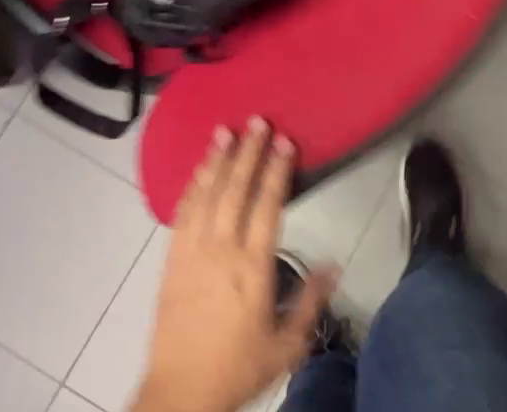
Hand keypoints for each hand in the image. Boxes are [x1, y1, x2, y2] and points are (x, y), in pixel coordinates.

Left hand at [135, 117, 334, 411]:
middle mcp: (221, 250)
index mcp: (252, 266)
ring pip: (206, 195)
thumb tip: (335, 265)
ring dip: (216, 161)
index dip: (276, 170)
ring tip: (225, 131)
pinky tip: (198, 171)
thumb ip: (311, 301)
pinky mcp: (171, 262)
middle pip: (235, 190)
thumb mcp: (287, 344)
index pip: (267, 205)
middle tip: (257, 121)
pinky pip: (182, 214)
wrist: (180, 393)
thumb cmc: (238, 367)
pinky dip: (192, 187)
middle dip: (248, 152)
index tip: (284, 141)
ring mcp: (192, 253)